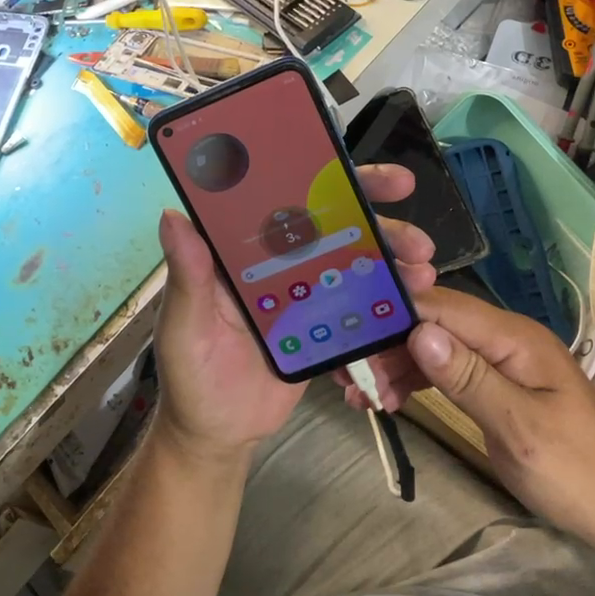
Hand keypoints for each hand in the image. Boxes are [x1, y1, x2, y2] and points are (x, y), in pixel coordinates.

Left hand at [153, 164, 436, 460]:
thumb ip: (187, 275)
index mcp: (238, 249)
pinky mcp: (325, 326)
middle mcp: (275, 261)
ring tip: (422, 269)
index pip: (277, 196)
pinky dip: (389, 305)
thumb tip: (172, 215)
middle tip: (407, 200)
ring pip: (353, 260)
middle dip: (371, 206)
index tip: (350, 160)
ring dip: (391, 256)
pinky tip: (414, 307)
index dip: (311, 172)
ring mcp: (304, 292)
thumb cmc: (190, 374)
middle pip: (327, 220)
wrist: (218, 435)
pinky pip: (361, 307)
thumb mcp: (183, 323)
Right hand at [349, 288, 594, 541]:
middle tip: (351, 376)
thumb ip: (468, 377)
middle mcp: (503, 338)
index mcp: (514, 338)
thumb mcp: (519, 428)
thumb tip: (419, 331)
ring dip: (396, 365)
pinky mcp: (494, 383)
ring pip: (433, 346)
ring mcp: (499, 360)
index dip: (395, 315)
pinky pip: (445, 370)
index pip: (442, 307)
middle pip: (432, 323)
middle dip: (388, 343)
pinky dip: (415, 381)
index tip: (351, 336)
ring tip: (359, 394)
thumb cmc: (576, 474)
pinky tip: (387, 399)